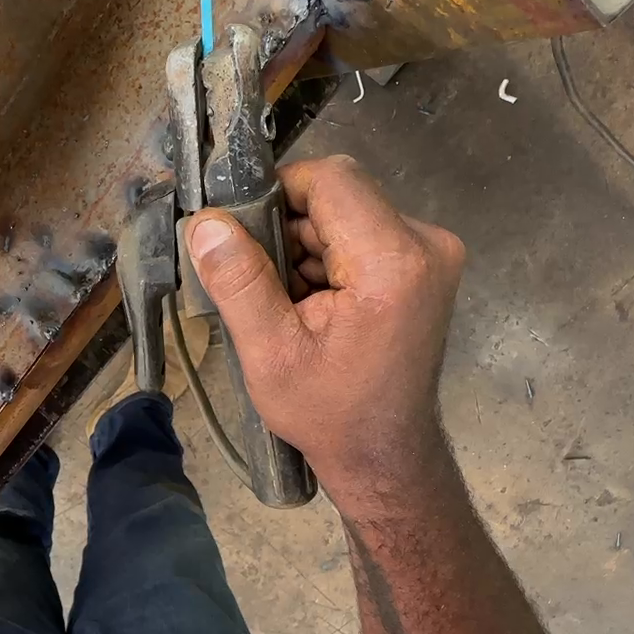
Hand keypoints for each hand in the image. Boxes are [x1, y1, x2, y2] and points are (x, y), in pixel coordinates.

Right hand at [186, 155, 464, 510]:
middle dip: (285, 233)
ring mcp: (429, 255)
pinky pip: (359, 240)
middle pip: (337, 199)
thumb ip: (238, 282)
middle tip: (254, 285)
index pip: (331, 180)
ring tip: (281, 307)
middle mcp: (425, 244)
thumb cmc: (327, 413)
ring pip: (343, 219)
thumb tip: (204, 224)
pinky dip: (323, 265)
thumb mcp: (269, 353)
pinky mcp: (422, 268)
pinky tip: (305, 309)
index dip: (277, 191)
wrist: (381, 454)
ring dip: (301, 252)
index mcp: (392, 261)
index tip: (237, 231)